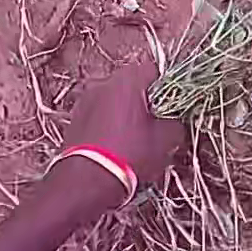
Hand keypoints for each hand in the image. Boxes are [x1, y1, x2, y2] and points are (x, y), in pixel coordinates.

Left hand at [62, 60, 184, 186]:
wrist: (87, 181)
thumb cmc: (130, 154)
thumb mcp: (166, 140)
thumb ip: (176, 122)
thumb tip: (176, 119)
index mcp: (127, 81)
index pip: (154, 70)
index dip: (168, 87)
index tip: (173, 106)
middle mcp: (103, 82)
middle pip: (132, 84)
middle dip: (146, 100)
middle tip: (156, 123)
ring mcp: (85, 99)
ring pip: (115, 99)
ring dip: (126, 111)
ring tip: (135, 137)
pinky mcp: (74, 117)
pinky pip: (100, 113)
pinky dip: (110, 122)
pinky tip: (117, 143)